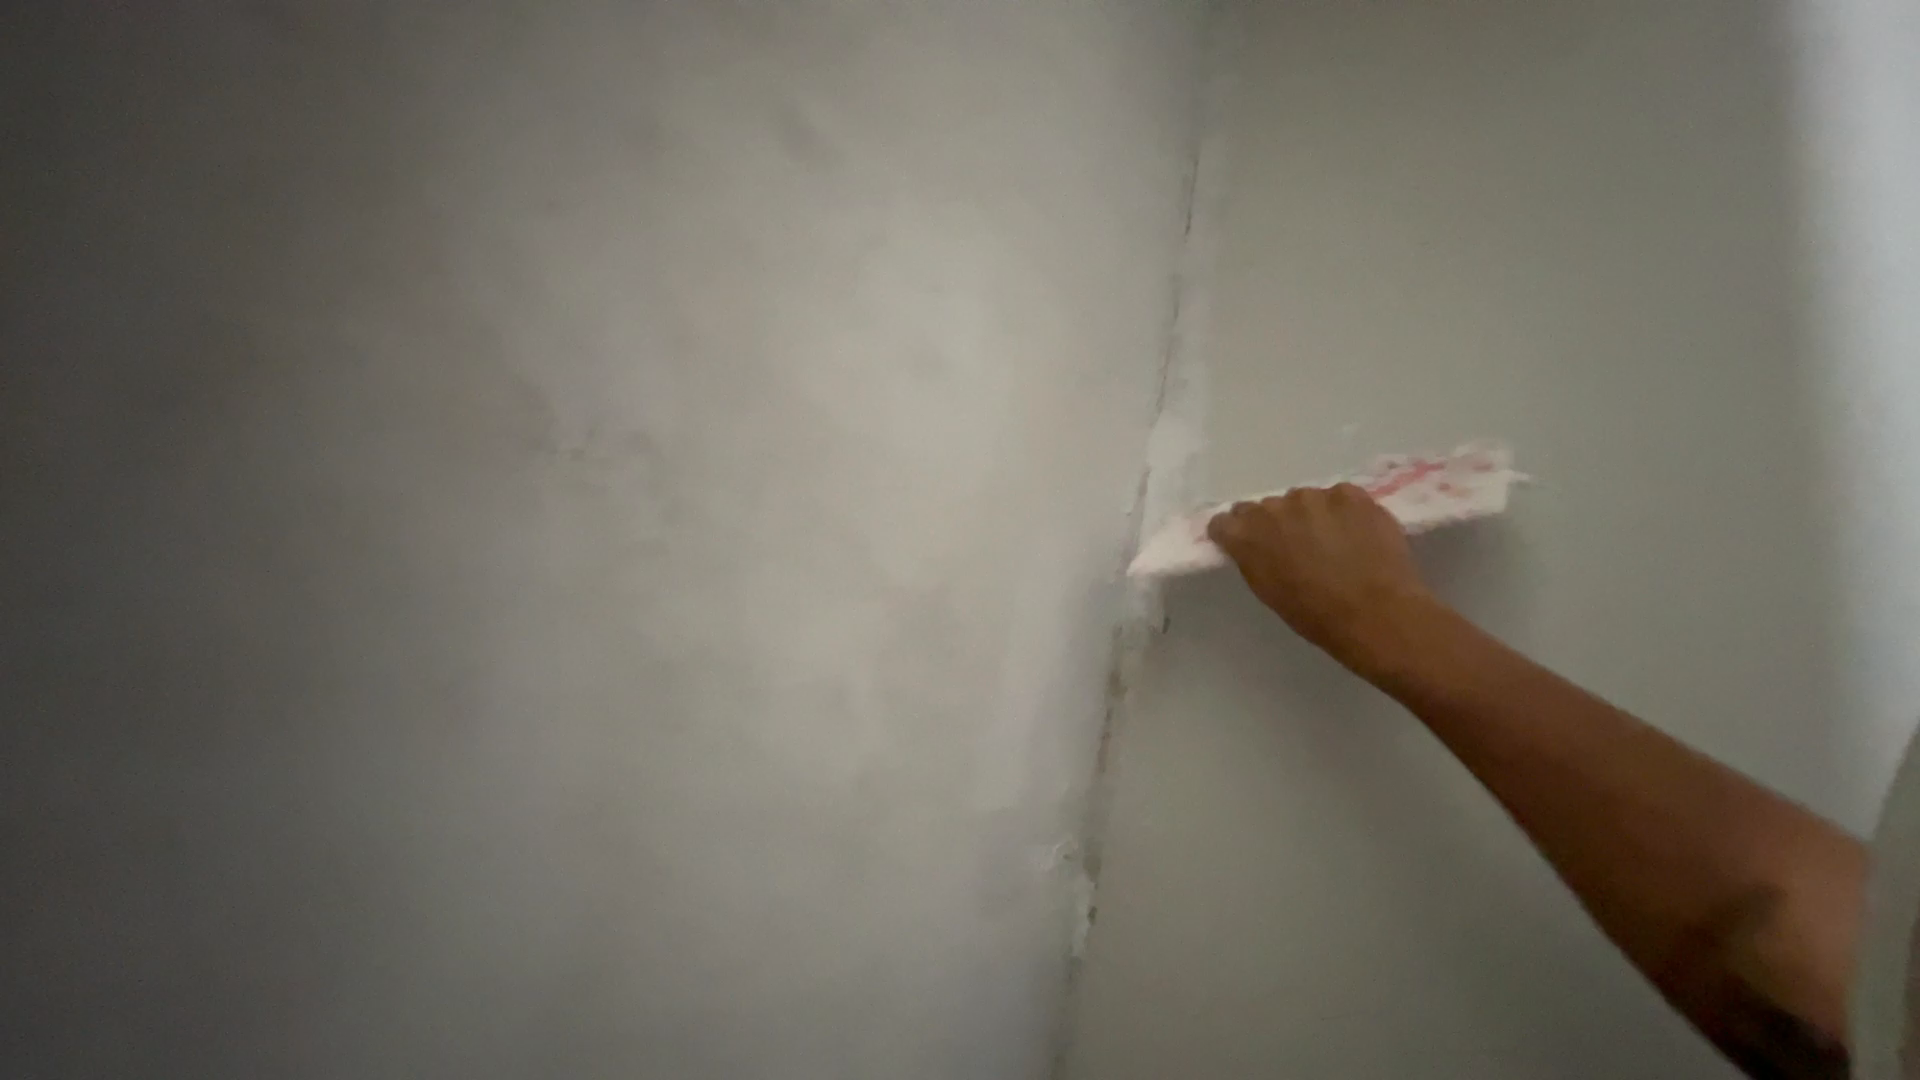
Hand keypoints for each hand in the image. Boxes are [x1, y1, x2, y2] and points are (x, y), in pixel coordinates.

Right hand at [1207, 484, 1438, 675]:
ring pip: (1303, 501)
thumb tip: (1254, 546)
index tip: (1248, 547)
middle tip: (1295, 547)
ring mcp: (1313, 496)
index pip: (1224, 522)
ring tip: (1332, 541)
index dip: (1236, 534)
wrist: (1376, 612)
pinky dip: (1342, 512)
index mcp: (1245, 535)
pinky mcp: (1349, 493)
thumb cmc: (1314, 614)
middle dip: (1276, 524)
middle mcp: (1272, 507)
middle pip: (1265, 508)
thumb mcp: (1267, 590)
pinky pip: (1338, 497)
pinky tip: (1356, 534)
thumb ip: (1252, 558)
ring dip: (1310, 516)